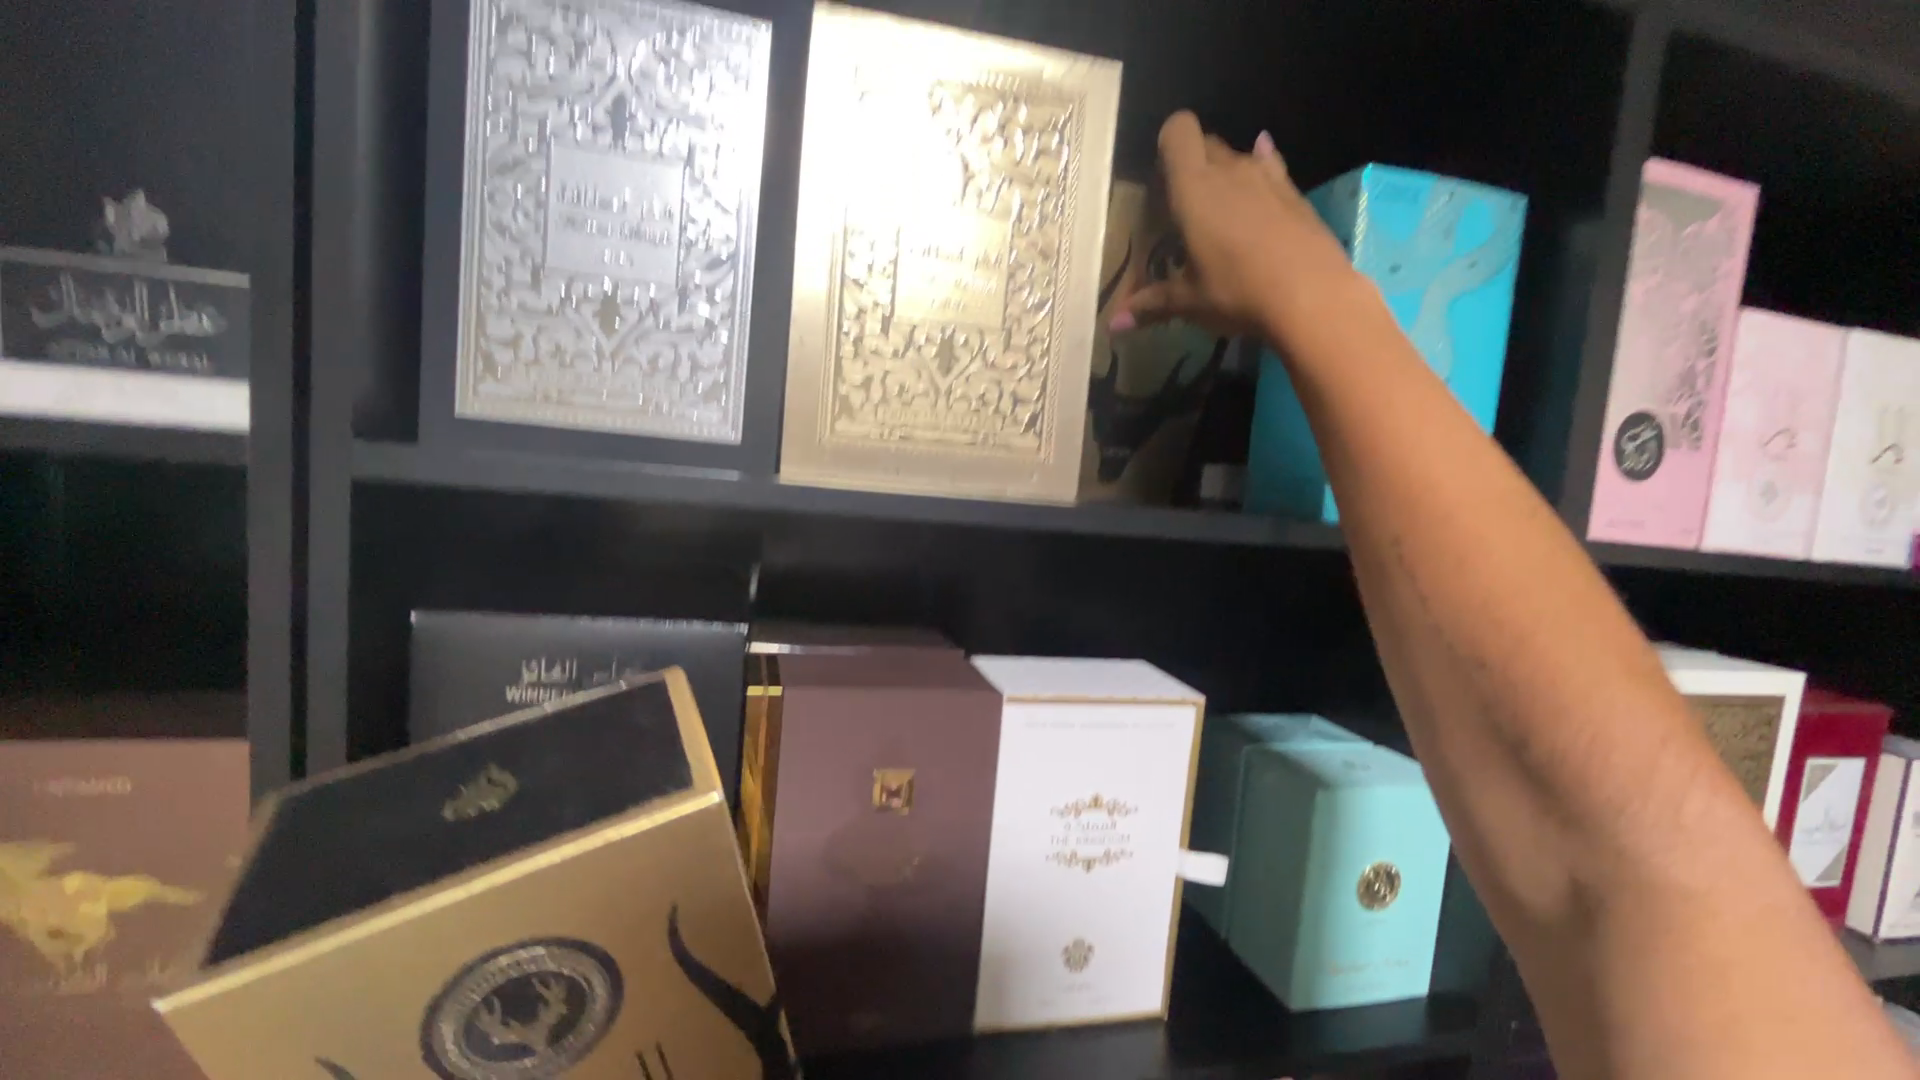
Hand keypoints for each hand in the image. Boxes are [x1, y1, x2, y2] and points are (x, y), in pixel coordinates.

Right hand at [1113, 112, 1364, 352]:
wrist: (1313, 296)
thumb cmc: (1238, 292)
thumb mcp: (1190, 302)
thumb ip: (1152, 305)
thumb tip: (1113, 324)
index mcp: (1195, 188)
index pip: (1179, 131)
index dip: (1168, 142)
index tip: (1161, 173)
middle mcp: (1230, 171)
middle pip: (1206, 143)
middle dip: (1191, 163)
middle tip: (1182, 204)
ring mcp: (1267, 179)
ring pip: (1239, 158)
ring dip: (1226, 174)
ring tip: (1219, 211)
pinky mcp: (1295, 195)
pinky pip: (1271, 170)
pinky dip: (1260, 175)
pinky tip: (1259, 192)